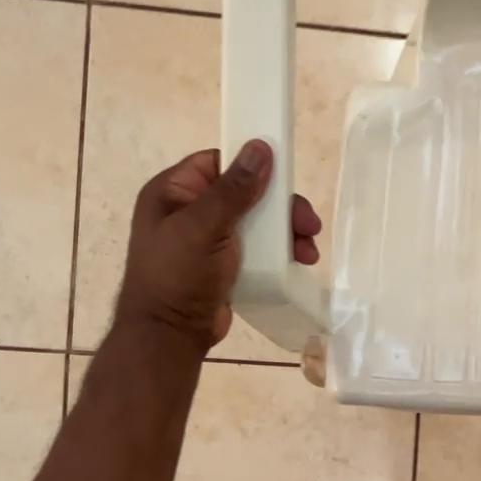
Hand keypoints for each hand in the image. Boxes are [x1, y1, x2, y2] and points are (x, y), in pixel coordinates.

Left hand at [115, 139, 322, 350]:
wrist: (171, 334)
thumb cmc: (179, 275)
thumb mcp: (205, 226)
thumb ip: (235, 188)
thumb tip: (261, 147)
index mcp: (174, 192)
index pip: (219, 163)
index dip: (252, 167)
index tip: (284, 177)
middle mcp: (190, 211)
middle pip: (247, 194)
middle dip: (281, 208)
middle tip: (309, 225)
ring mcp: (209, 240)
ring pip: (258, 223)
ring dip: (287, 233)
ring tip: (308, 252)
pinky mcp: (225, 264)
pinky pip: (258, 248)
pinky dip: (280, 253)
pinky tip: (298, 262)